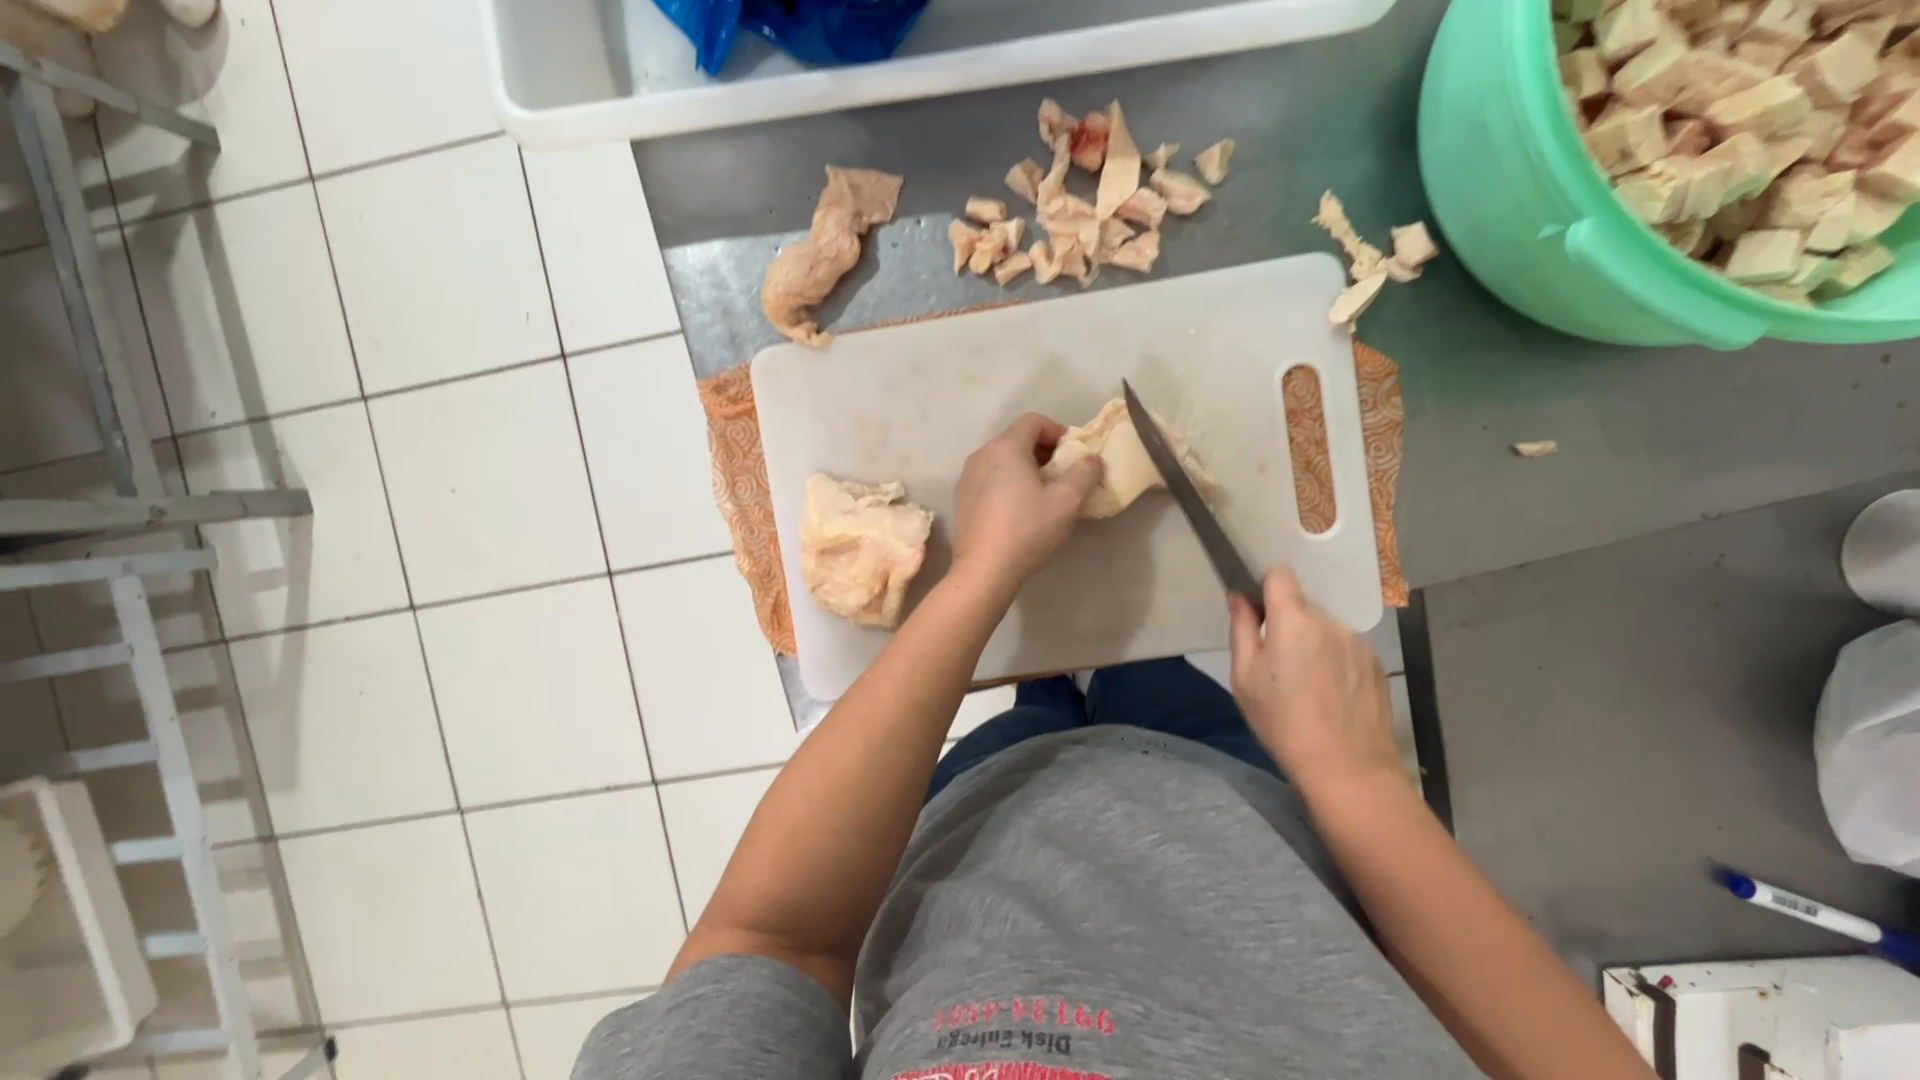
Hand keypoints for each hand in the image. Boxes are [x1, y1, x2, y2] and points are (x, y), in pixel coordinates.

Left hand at [952, 413, 1104, 595]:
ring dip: (1026, 469)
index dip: (1057, 431)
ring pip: (1002, 461)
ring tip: (1044, 495)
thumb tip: (1092, 459)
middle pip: (1016, 439)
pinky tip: (1020, 511)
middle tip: (1063, 476)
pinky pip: (990, 479)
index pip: (1033, 421)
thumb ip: (1084, 473)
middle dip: (1044, 452)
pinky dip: (1008, 484)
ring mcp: (967, 478)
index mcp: (1005, 448)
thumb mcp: (1067, 501)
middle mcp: (981, 455)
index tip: (1073, 455)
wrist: (984, 569)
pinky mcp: (962, 500)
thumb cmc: (1028, 530)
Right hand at [1228, 568, 1406, 797]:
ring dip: (1313, 644)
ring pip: (1325, 629)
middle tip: (1277, 665)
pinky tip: (1330, 696)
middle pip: (1302, 606)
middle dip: (1287, 624)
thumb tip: (1239, 597)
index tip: (1257, 613)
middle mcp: (1330, 621)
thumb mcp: (1245, 678)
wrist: (1347, 767)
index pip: (1280, 574)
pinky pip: (1346, 649)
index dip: (1266, 587)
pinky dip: (1334, 662)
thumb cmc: (1283, 722)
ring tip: (1307, 686)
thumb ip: (1241, 630)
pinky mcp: (1376, 664)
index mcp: (1294, 620)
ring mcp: (1358, 642)